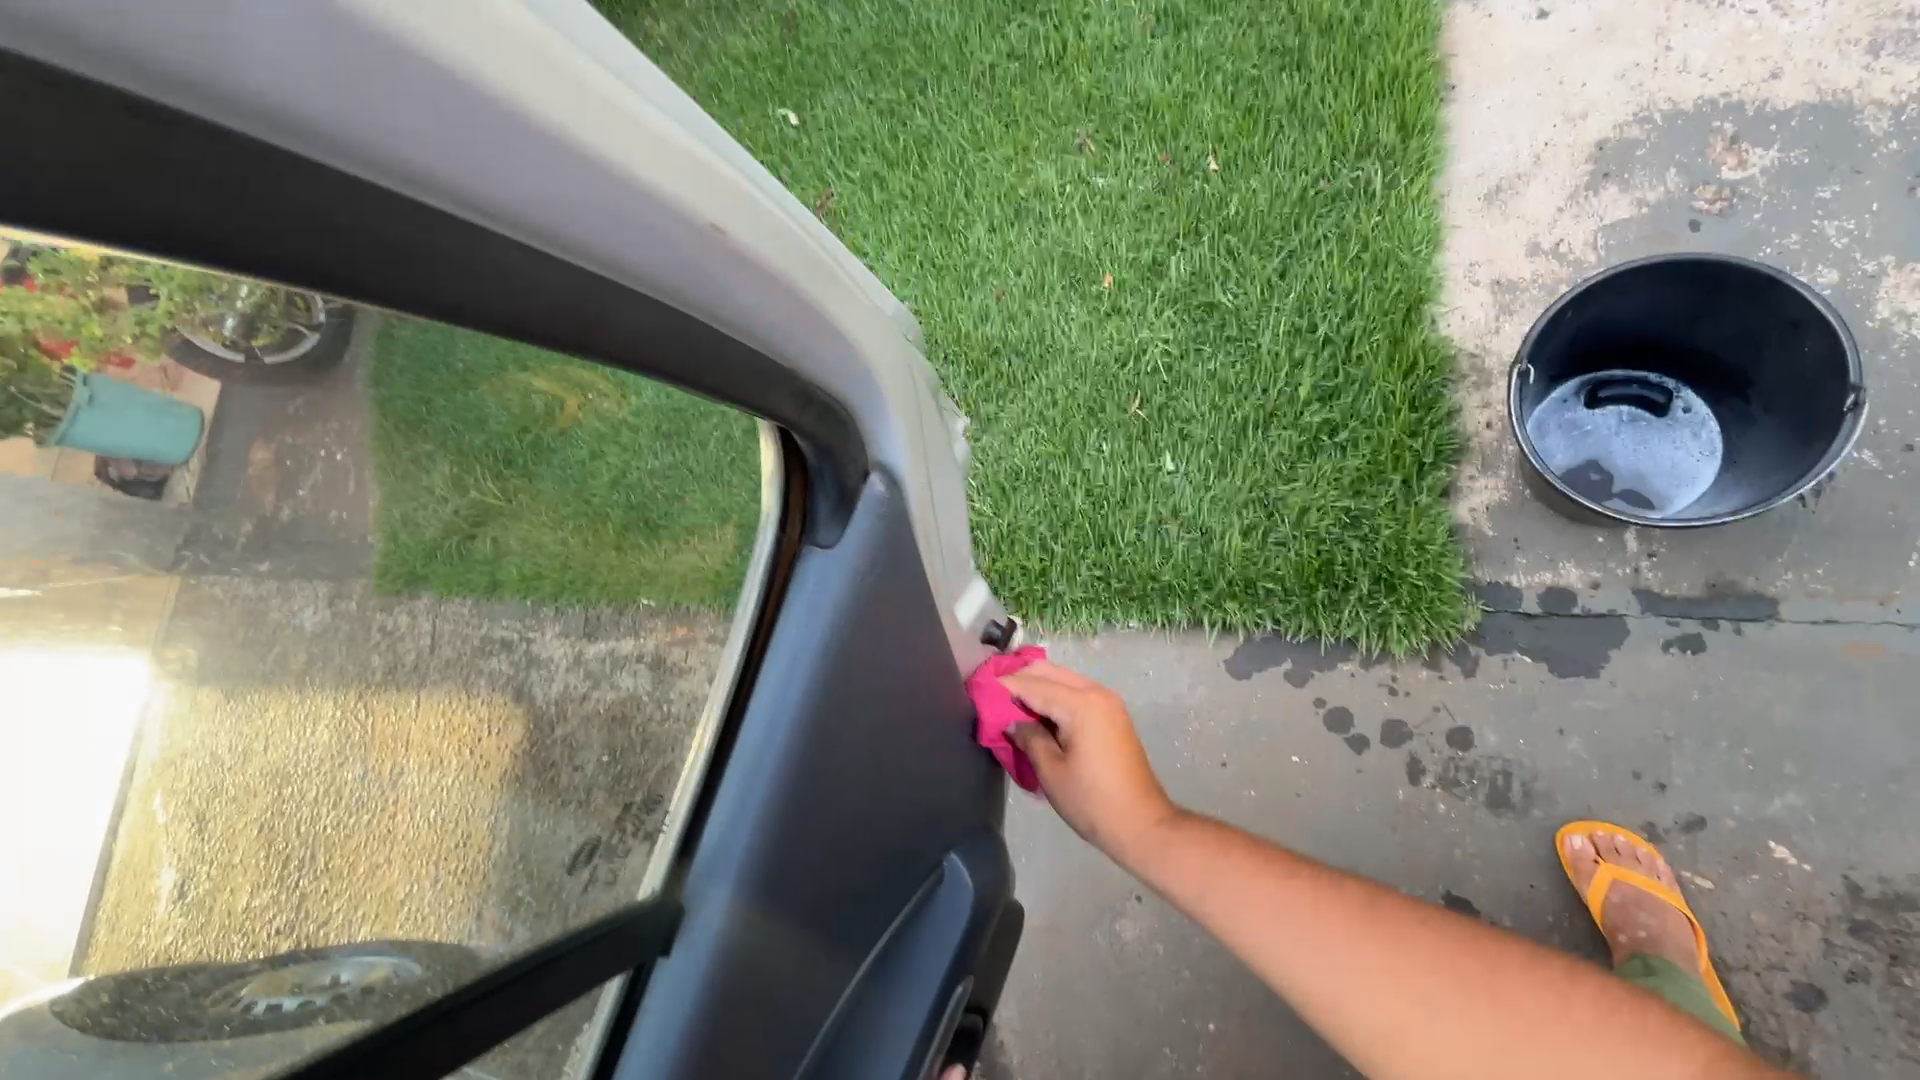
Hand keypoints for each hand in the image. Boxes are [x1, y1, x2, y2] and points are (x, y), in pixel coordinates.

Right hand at [1001, 661, 1182, 862]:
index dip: (1004, 686)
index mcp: (1081, 704)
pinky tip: (1037, 712)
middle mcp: (1096, 693)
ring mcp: (1108, 702)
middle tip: (992, 693)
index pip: (1032, 684)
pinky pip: (1076, 692)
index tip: (979, 689)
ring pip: (1064, 679)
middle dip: (1020, 678)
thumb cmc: (1092, 801)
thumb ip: (1028, 737)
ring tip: (1009, 703)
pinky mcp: (1112, 714)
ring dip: (1037, 685)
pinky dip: (1054, 695)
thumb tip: (1011, 721)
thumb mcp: (1051, 771)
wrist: (1141, 823)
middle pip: (1049, 672)